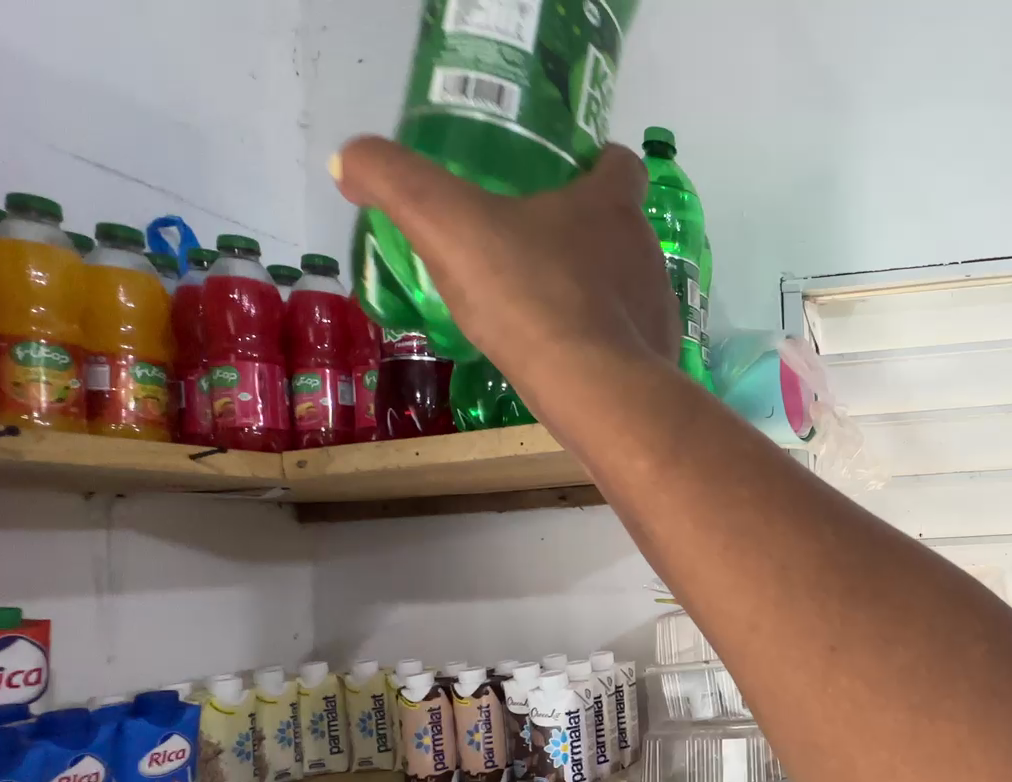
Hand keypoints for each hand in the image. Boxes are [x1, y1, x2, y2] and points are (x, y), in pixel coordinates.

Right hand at [330, 137, 678, 421]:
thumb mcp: (444, 222)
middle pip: (621, 227)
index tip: (571, 170)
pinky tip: (565, 352)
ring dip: (593, 287)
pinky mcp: (660, 356)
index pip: (623, 165)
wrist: (596, 389)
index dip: (599, 161)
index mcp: (611, 207)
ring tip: (542, 302)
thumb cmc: (530, 295)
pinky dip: (603, 337)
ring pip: (626, 284)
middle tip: (531, 242)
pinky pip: (629, 336)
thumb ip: (393, 178)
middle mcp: (647, 252)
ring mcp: (661, 307)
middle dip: (583, 230)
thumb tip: (350, 161)